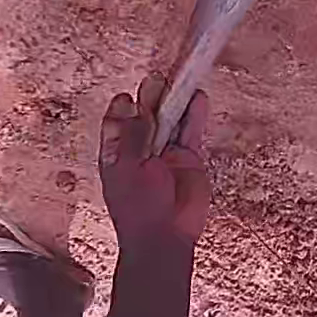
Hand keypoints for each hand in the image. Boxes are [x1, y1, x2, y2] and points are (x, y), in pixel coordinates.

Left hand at [98, 73, 211, 248]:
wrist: (165, 236)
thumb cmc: (138, 208)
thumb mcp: (126, 168)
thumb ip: (132, 135)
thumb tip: (133, 106)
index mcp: (118, 153)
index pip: (119, 122)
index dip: (124, 107)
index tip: (129, 96)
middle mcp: (142, 149)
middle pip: (148, 115)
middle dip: (152, 98)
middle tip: (157, 81)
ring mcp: (167, 153)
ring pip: (172, 120)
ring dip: (175, 101)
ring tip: (180, 80)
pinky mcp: (189, 158)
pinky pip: (192, 131)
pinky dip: (196, 114)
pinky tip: (198, 98)